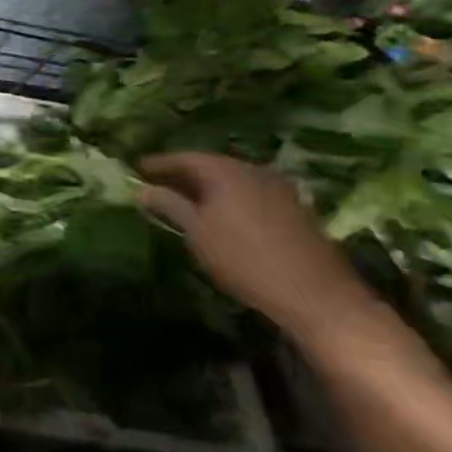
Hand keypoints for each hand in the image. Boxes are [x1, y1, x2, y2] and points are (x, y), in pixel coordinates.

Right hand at [137, 152, 374, 338]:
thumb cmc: (243, 258)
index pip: (185, 158)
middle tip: (156, 184)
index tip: (136, 169)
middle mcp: (255, 171)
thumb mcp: (196, 232)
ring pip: (232, 180)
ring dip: (206, 188)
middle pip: (211, 166)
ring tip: (184, 200)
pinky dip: (228, 198)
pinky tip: (218, 214)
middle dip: (182, 174)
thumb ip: (168, 205)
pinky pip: (250, 194)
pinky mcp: (294, 209)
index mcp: (227, 171)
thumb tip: (141, 189)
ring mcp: (279, 189)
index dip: (159, 164)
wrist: (314, 294)